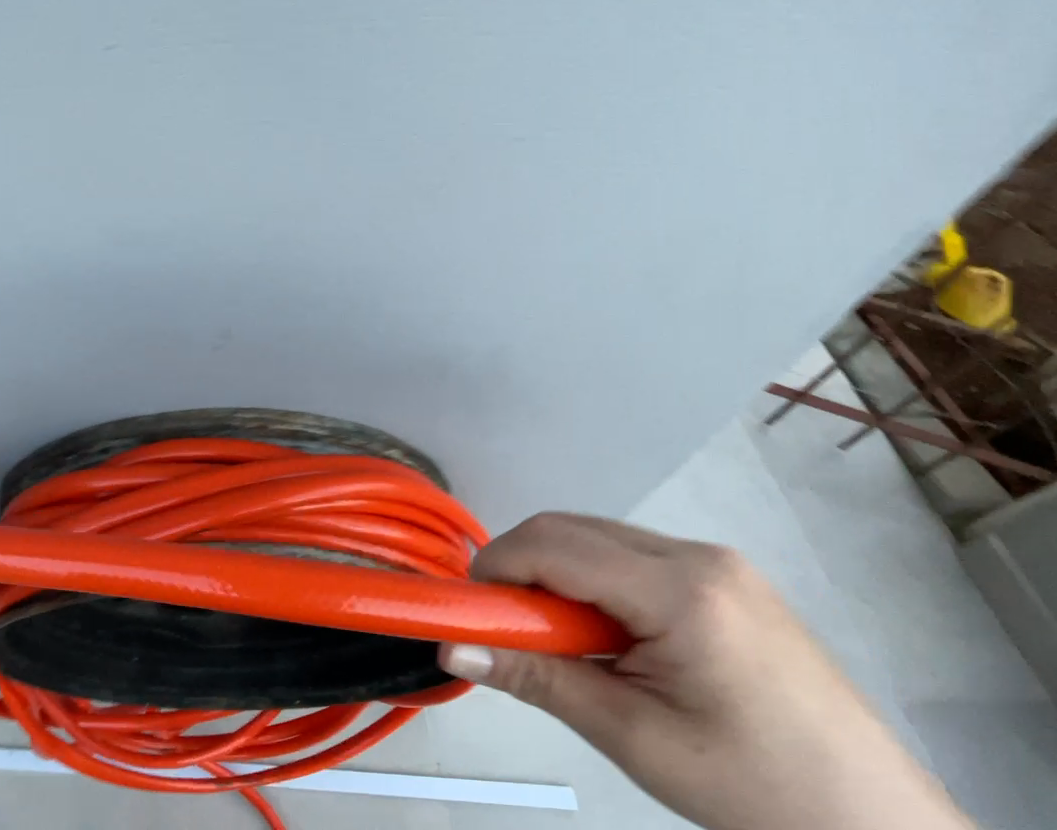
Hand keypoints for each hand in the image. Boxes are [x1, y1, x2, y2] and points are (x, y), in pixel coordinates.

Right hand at [438, 514, 970, 829]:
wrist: (877, 825)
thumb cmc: (757, 788)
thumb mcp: (633, 737)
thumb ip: (538, 680)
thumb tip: (453, 650)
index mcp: (682, 590)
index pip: (553, 545)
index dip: (494, 569)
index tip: (465, 613)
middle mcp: (699, 556)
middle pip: (570, 530)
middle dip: (520, 571)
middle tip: (503, 633)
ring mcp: (718, 565)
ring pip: (596, 540)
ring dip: (556, 579)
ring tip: (558, 647)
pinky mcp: (725, 581)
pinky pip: (630, 559)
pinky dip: (593, 585)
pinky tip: (604, 641)